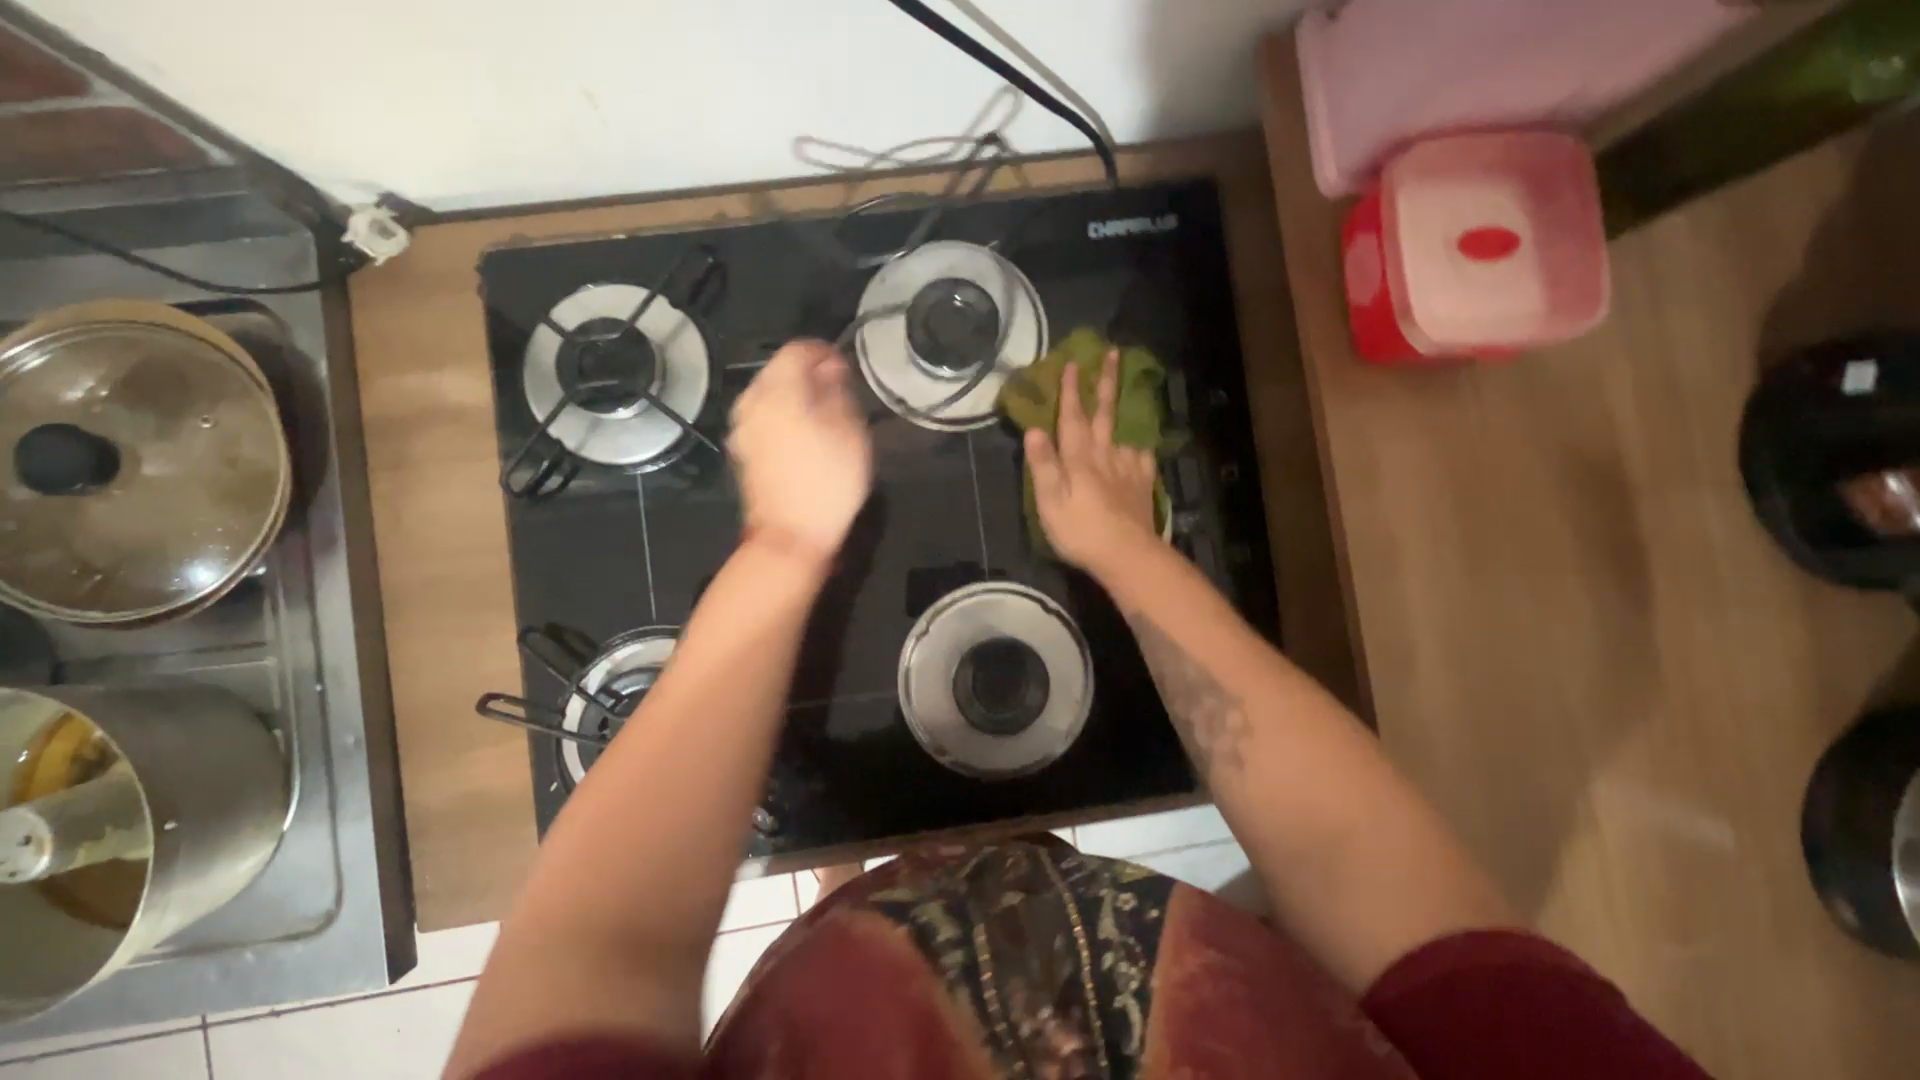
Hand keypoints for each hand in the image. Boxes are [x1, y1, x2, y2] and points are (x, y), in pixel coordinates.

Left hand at [728, 340, 872, 565]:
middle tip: (840, 395)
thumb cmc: (828, 482)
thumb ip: (838, 390)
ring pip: (770, 394)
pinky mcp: (742, 450)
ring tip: (825, 418)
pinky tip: (805, 439)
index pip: (798, 348)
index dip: (825, 352)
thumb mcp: (850, 431)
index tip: (846, 369)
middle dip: (809, 375)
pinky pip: (764, 418)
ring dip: (796, 397)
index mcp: (778, 390)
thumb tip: (830, 369)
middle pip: (779, 370)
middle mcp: (752, 401)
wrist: (791, 536)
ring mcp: (742, 427)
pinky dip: (783, 417)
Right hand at [1025, 349, 1160, 575]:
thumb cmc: (1080, 531)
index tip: (1073, 362)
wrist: (1127, 554)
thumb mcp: (1049, 502)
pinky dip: (1136, 451)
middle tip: (1113, 354)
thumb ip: (1042, 465)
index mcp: (1079, 458)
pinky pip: (1140, 459)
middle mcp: (1105, 455)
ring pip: (1123, 435)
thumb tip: (1033, 428)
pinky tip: (1135, 452)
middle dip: (1106, 382)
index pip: (1072, 416)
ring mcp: (1128, 468)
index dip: (1071, 389)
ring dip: (1120, 415)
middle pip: (1105, 413)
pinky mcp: (1143, 485)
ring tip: (1121, 404)